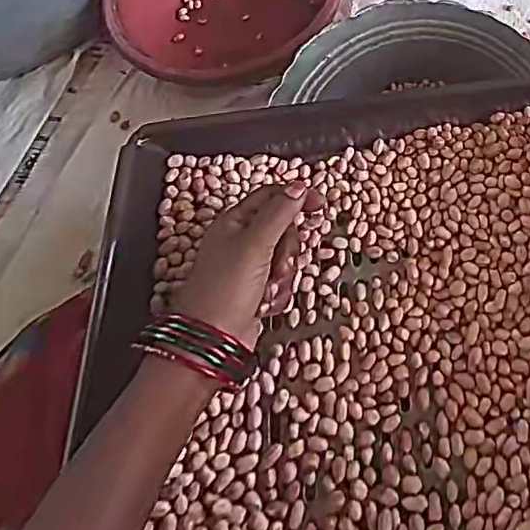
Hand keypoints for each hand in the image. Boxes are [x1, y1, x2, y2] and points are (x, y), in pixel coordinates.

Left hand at [168, 183, 320, 345]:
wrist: (210, 343)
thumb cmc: (226, 289)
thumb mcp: (255, 244)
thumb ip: (279, 212)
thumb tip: (298, 186)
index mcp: (235, 221)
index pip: (271, 196)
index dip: (296, 197)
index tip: (319, 204)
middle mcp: (241, 240)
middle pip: (284, 228)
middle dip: (288, 248)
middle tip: (280, 263)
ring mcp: (249, 266)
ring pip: (286, 256)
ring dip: (284, 274)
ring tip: (269, 288)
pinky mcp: (257, 289)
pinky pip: (283, 280)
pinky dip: (279, 292)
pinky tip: (265, 303)